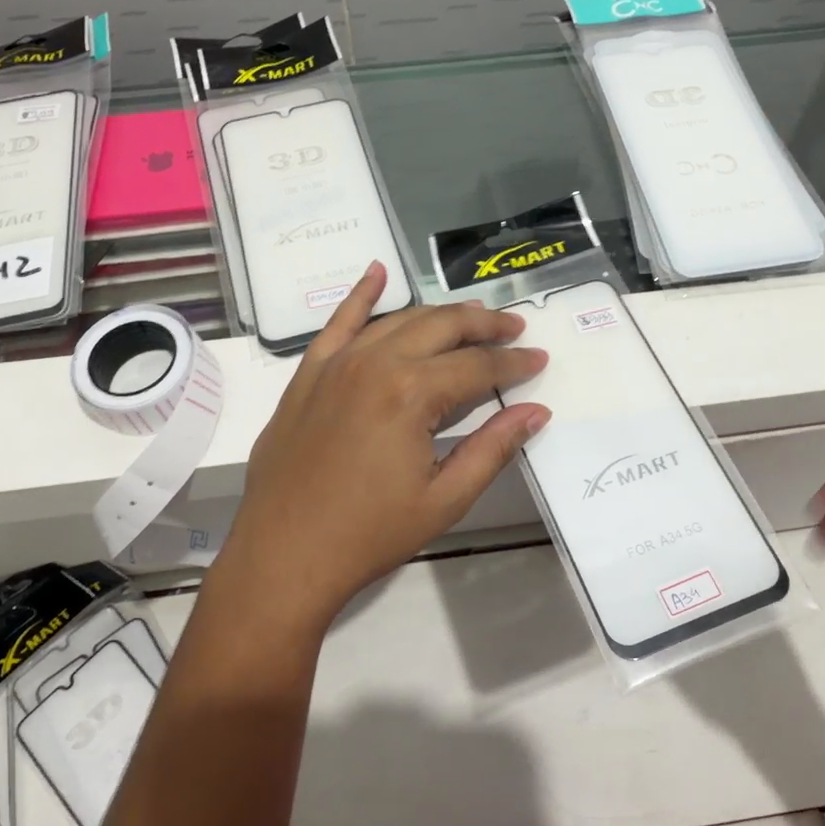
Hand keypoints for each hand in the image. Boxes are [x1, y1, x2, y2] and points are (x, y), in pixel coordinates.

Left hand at [221, 262, 550, 630]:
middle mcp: (375, 362)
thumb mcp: (444, 498)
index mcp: (412, 393)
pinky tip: (377, 271)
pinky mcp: (309, 373)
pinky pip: (338, 322)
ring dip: (439, 314)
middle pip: (442, 327)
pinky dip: (360, 294)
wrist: (284, 554)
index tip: (540, 360)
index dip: (514, 363)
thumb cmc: (369, 534)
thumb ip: (493, 448)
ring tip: (470, 317)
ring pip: (399, 320)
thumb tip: (536, 412)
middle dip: (484, 324)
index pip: (478, 366)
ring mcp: (337, 363)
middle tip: (514, 328)